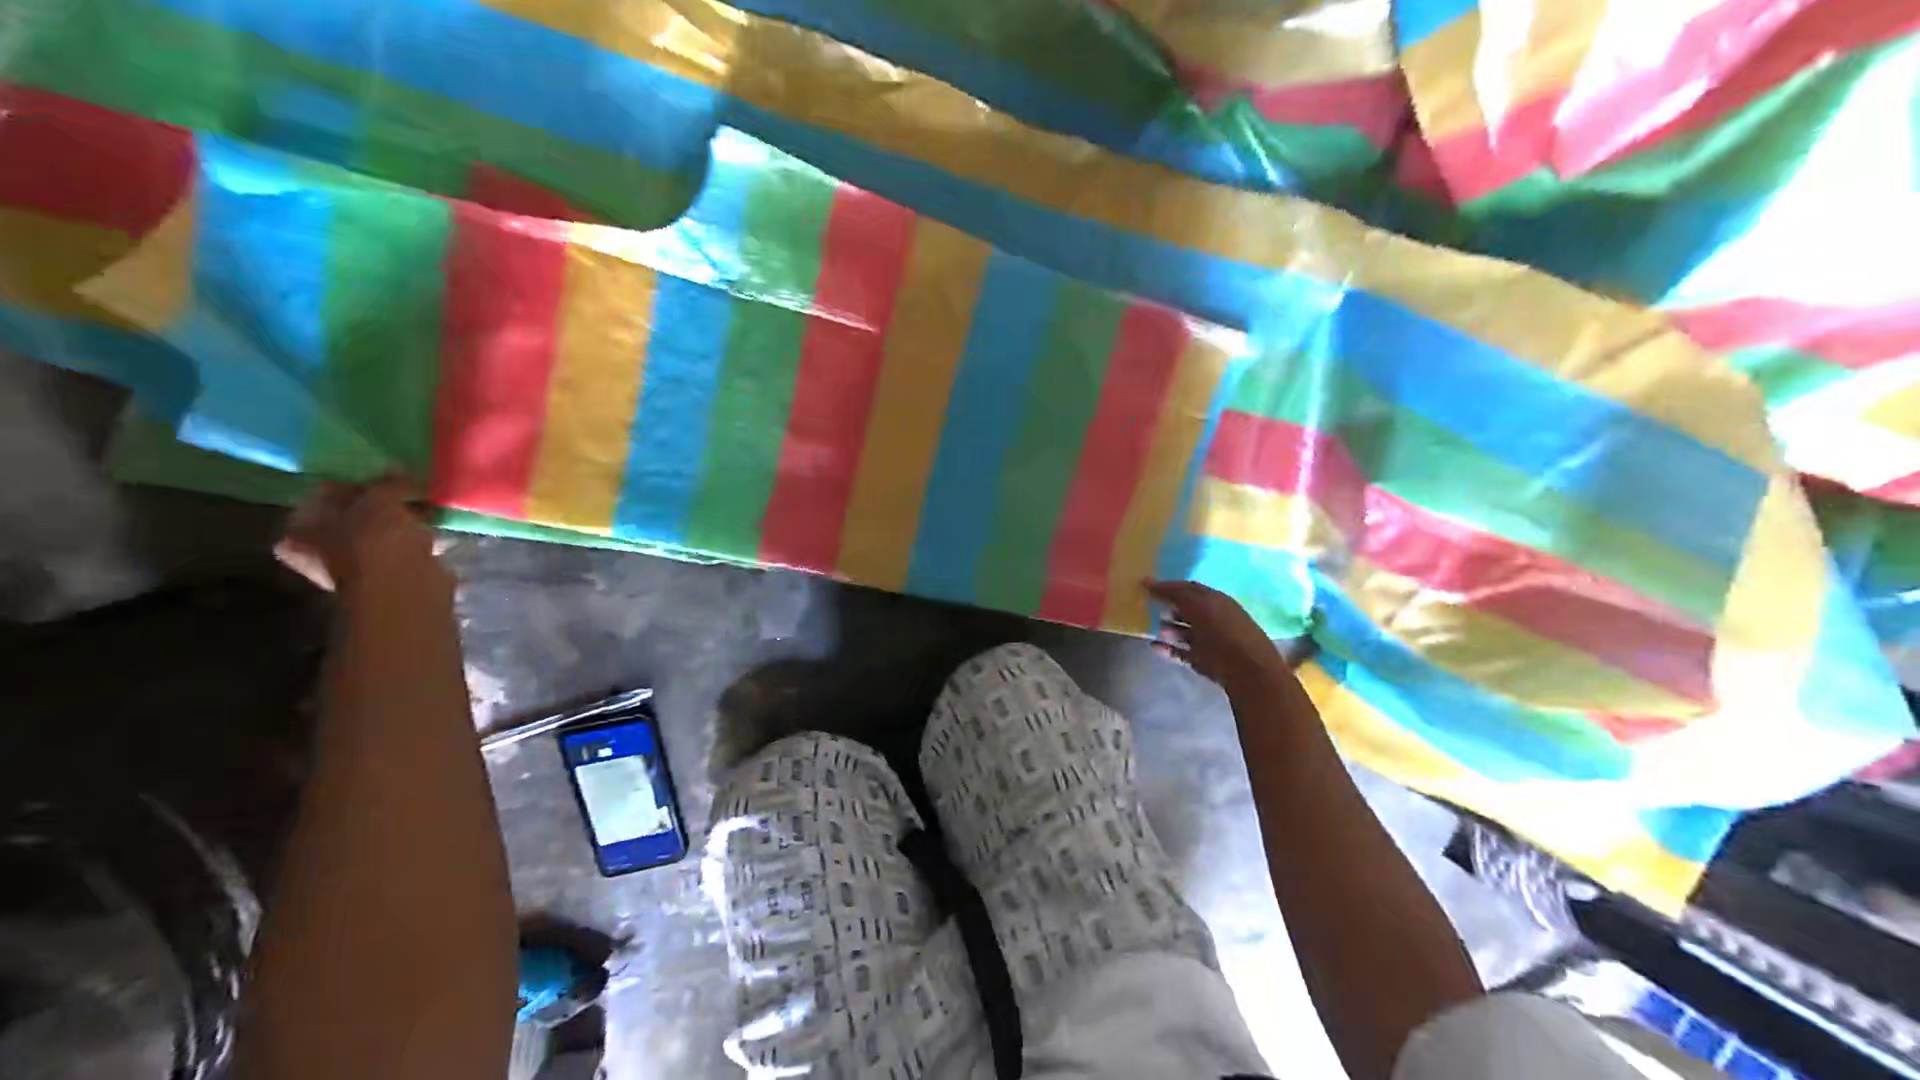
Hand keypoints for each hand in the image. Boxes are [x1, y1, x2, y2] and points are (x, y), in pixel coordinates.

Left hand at [276, 478, 439, 593]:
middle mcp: (319, 554)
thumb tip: (397, 469)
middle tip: (405, 487)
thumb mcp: (378, 499)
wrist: (405, 588)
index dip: (350, 482)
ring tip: (425, 505)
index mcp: (299, 533)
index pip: (321, 496)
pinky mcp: (390, 579)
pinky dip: (416, 540)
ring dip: (399, 522)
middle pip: (350, 517)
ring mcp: (356, 570)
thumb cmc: (376, 541)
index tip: (378, 472)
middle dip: (378, 504)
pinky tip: (434, 527)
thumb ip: (386, 483)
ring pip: (379, 535)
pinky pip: (402, 550)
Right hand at [1145, 580, 1284, 687]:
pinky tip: (1153, 646)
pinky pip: (1180, 652)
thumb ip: (1174, 593)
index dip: (1168, 586)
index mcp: (1215, 600)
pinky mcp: (1202, 661)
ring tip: (1148, 626)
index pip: (1189, 588)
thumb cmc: (1223, 629)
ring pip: (1182, 631)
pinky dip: (1167, 649)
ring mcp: (1207, 641)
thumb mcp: (1197, 604)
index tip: (1145, 585)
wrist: (1246, 669)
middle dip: (1166, 607)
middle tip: (1144, 606)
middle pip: (1185, 610)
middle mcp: (1212, 618)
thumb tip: (1148, 582)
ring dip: (1166, 628)